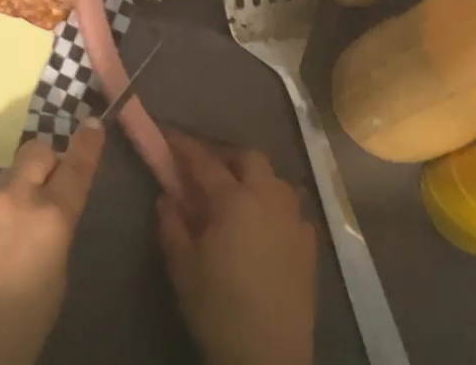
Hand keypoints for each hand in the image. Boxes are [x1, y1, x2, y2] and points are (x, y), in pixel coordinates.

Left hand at [0, 122, 106, 364]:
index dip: (87, 145)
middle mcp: (10, 199)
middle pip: (34, 153)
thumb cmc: (6, 338)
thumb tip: (40, 225)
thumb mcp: (50, 292)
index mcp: (48, 222)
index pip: (75, 170)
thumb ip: (49, 243)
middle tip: (40, 187)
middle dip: (43, 162)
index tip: (91, 124)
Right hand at [159, 133, 317, 364]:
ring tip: (234, 198)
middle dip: (225, 157)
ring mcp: (294, 221)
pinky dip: (273, 205)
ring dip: (253, 178)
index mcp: (234, 200)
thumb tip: (169, 195)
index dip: (182, 145)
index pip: (203, 160)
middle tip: (203, 173)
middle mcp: (269, 199)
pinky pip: (291, 208)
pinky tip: (261, 226)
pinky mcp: (309, 245)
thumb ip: (172, 222)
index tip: (166, 134)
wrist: (268, 355)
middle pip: (249, 158)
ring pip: (275, 179)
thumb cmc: (217, 307)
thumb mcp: (181, 265)